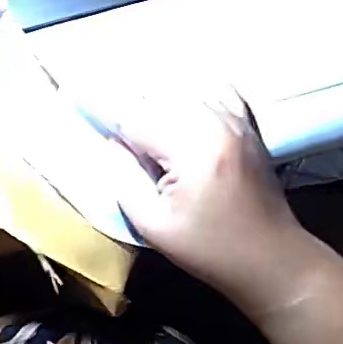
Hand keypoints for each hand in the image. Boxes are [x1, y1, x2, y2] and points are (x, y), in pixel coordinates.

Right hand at [111, 91, 326, 319]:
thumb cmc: (210, 249)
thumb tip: (109, 141)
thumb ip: (123, 176)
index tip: (69, 91)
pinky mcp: (245, 122)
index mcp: (192, 146)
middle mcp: (216, 119)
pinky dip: (185, 91)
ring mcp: (235, 117)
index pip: (133, 114)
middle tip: (97, 110)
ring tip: (132, 115)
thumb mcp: (152, 224)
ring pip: (180, 85)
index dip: (98, 104)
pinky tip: (170, 106)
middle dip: (123, 100)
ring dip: (151, 95)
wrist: (273, 259)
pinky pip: (209, 88)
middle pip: (154, 92)